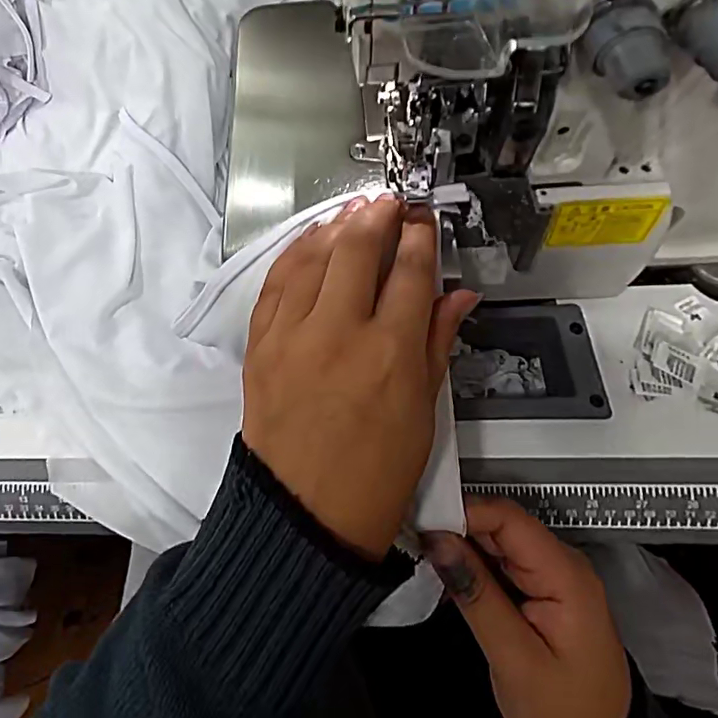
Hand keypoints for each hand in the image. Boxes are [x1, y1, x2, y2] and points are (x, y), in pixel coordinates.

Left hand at [242, 195, 478, 558]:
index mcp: (391, 354)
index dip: (420, 237)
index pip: (410, 272)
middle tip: (389, 204)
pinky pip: (276, 281)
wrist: (303, 512)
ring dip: (336, 225)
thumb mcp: (423, 411)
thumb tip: (457, 296)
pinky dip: (295, 253)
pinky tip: (311, 241)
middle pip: (357, 249)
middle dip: (378, 216)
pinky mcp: (260, 344)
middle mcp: (339, 335)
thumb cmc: (374, 474)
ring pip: (313, 256)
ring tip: (354, 211)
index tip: (423, 222)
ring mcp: (292, 336)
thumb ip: (438, 342)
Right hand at [425, 497, 633, 717]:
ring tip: (426, 558)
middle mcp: (560, 562)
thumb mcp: (516, 660)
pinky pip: (499, 560)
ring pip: (495, 539)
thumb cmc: (568, 716)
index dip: (462, 512)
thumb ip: (475, 595)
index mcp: (564, 573)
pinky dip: (472, 564)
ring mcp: (550, 574)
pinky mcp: (539, 587)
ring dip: (460, 545)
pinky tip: (449, 575)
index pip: (506, 517)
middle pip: (499, 523)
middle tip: (416, 543)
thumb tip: (438, 541)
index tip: (423, 525)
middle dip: (455, 527)